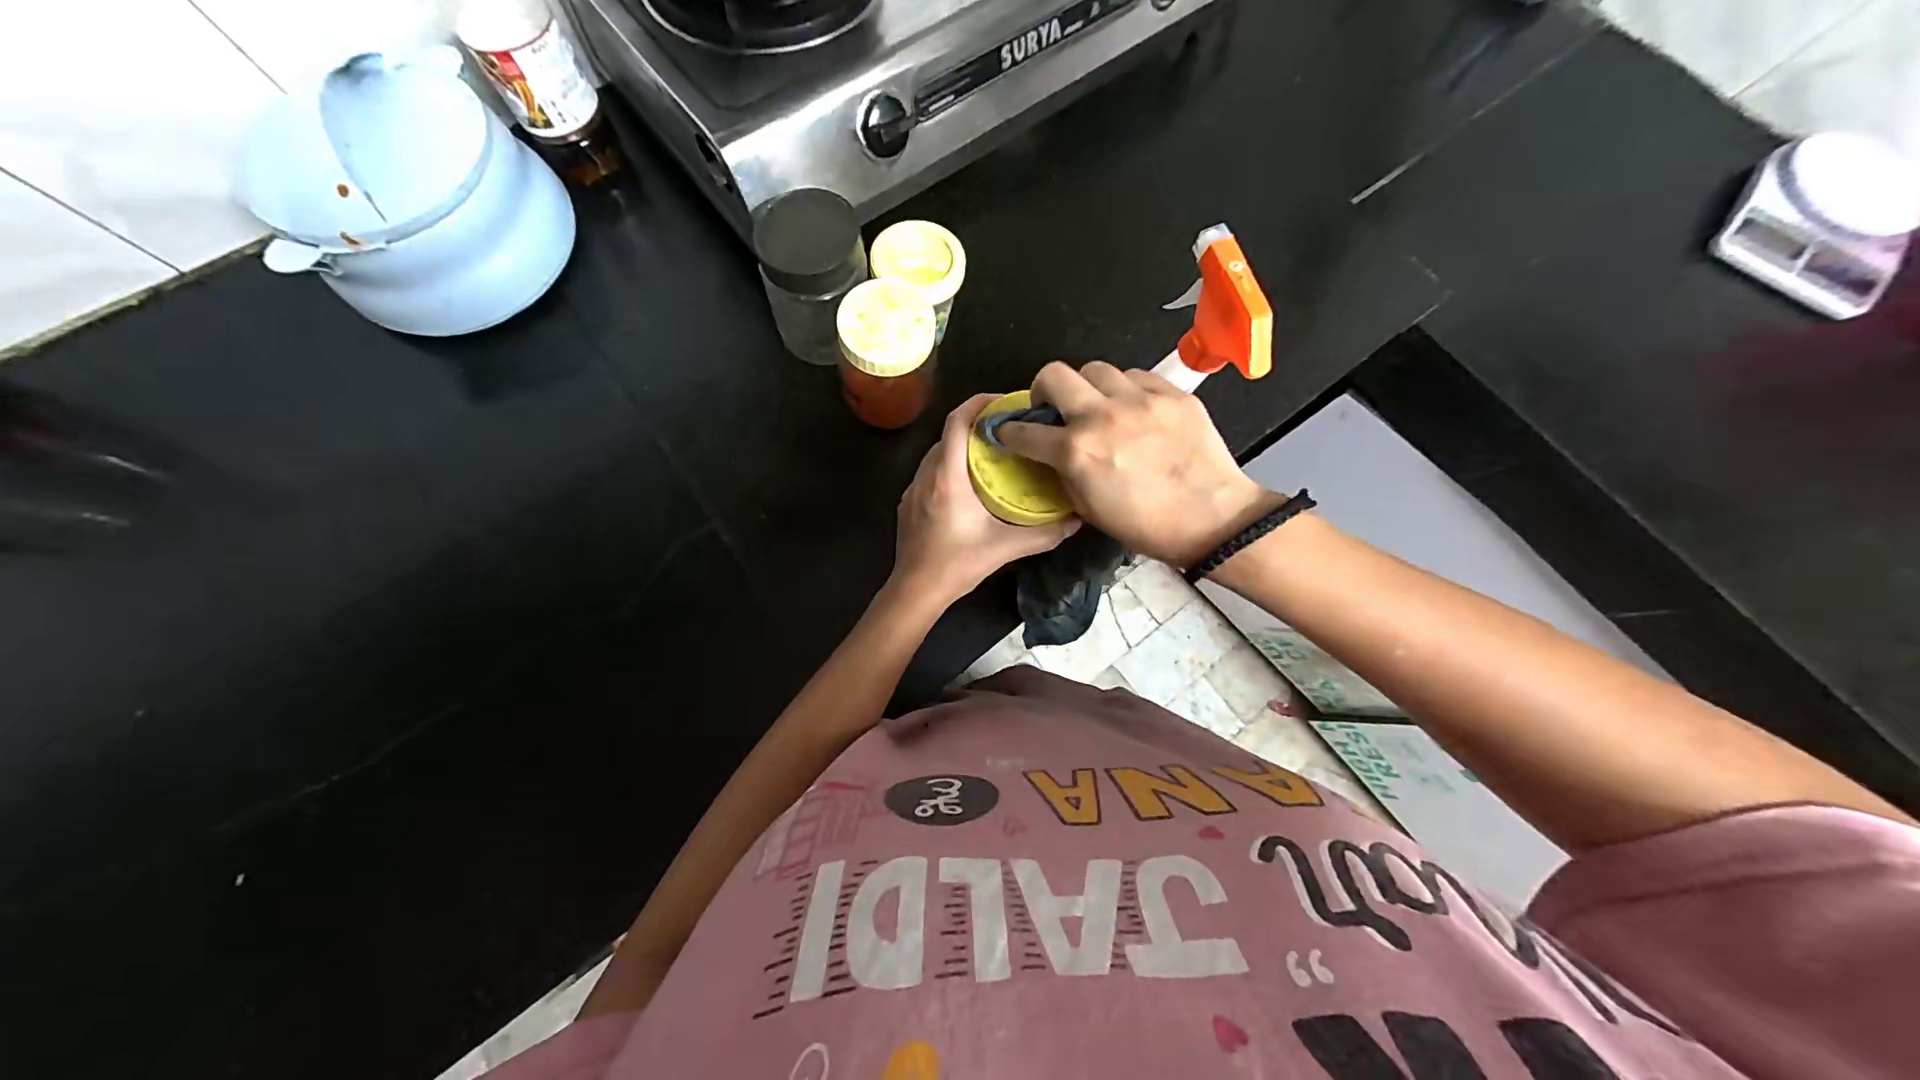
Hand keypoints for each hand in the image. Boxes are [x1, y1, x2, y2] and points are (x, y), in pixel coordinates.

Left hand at [893, 393, 1081, 603]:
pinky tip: (968, 486)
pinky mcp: (908, 504)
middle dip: (976, 426)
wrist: (914, 591)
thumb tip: (1077, 520)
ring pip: (937, 454)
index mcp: (947, 477)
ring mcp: (912, 490)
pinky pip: (929, 473)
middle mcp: (926, 475)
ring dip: (962, 448)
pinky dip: (949, 467)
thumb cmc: (957, 565)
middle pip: (948, 435)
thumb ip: (1044, 534)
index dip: (979, 403)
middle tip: (1007, 432)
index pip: (957, 422)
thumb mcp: (1005, 548)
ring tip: (991, 456)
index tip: (1004, 402)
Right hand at [996, 361, 1281, 567]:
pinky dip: (1126, 390)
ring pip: (1096, 369)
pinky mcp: (1172, 393)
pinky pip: (1136, 376)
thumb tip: (1053, 454)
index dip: (1010, 432)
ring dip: (1088, 387)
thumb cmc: (1147, 525)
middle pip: (1055, 374)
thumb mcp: (1089, 509)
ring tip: (1099, 406)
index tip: (1010, 431)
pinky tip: (1134, 410)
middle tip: (1053, 407)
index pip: (1027, 430)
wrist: (1212, 519)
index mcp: (1078, 451)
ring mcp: (1140, 400)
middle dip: (1044, 390)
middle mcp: (1103, 416)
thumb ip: (1064, 473)